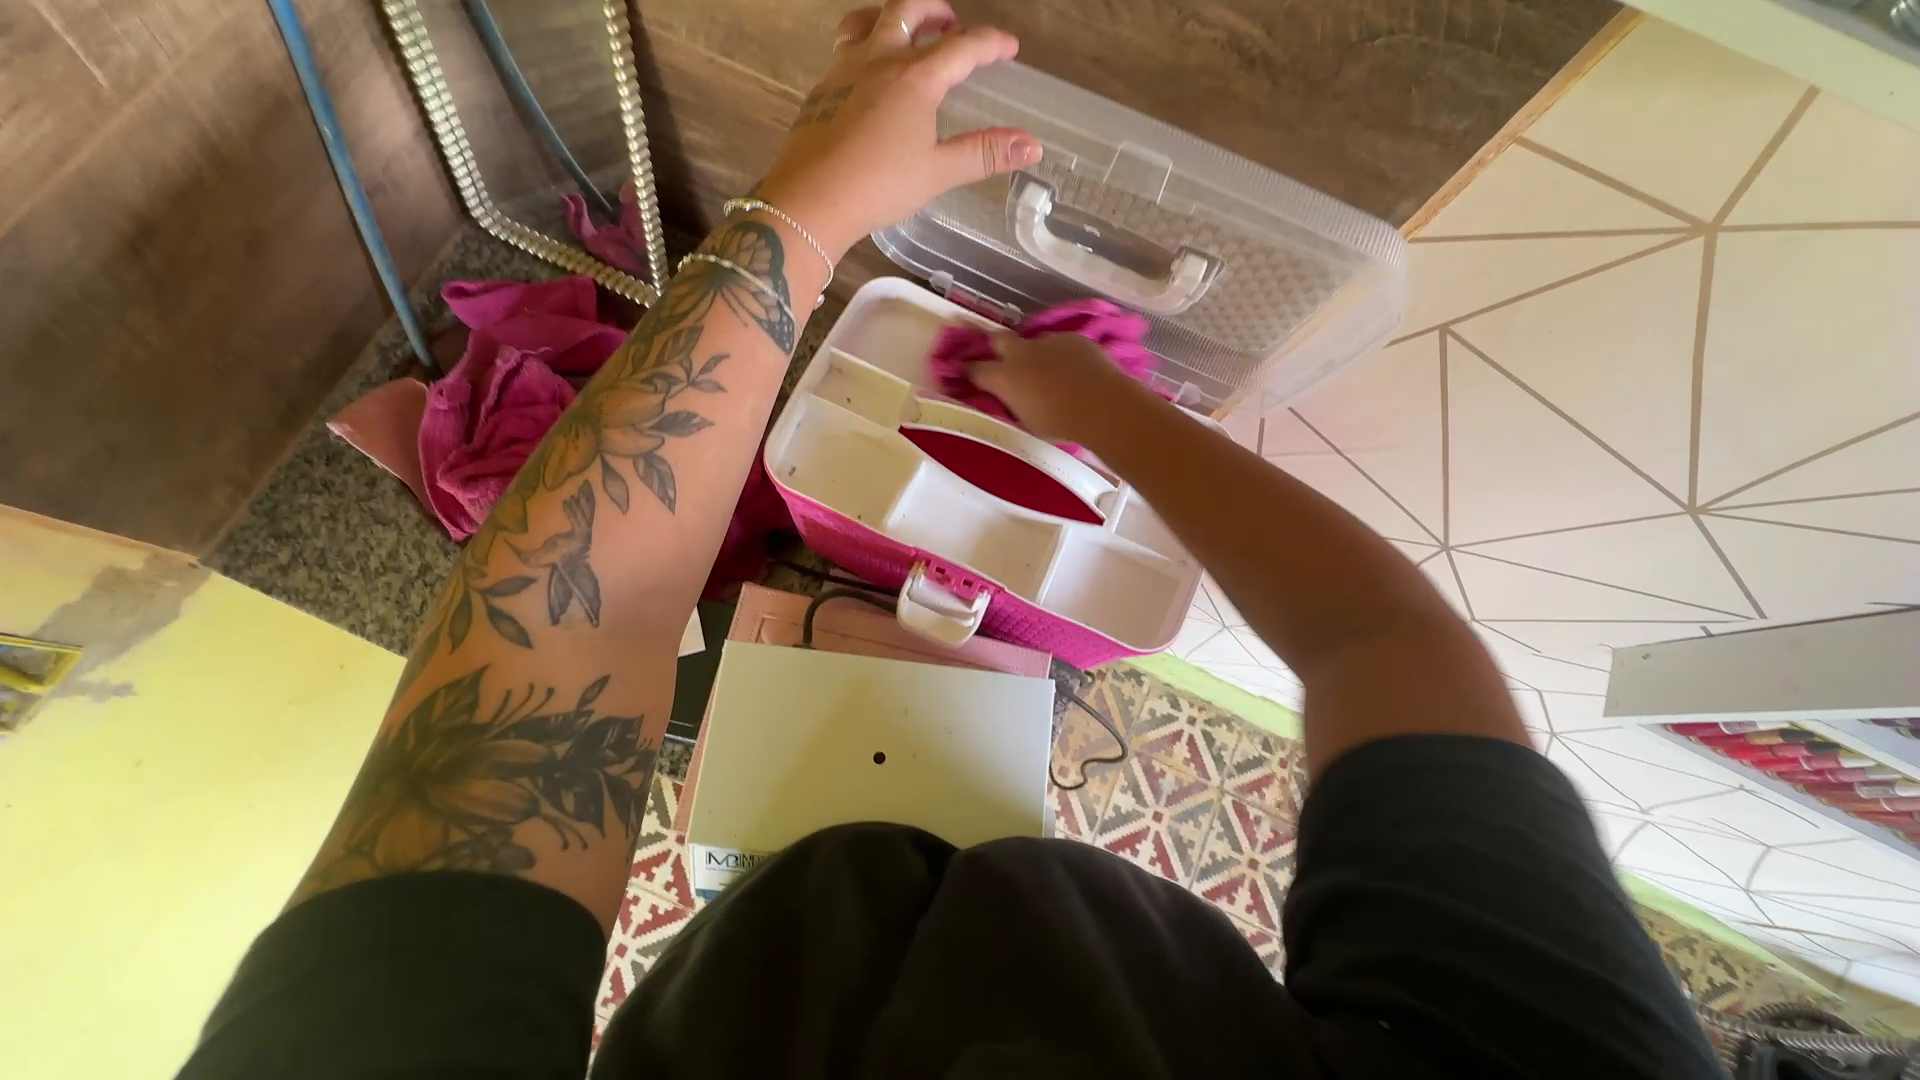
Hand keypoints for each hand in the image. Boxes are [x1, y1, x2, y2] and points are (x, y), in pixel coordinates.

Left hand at [754, 0, 1040, 258]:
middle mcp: (878, 60)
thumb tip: (1032, 145)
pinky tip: (868, 75)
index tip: (1008, 48)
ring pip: (866, 20)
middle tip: (953, 23)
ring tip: (905, 30)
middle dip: (936, 10)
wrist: (811, 200)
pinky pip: (844, 49)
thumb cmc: (878, 186)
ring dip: (891, 16)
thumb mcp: (937, 172)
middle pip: (908, 10)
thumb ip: (983, 154)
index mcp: (914, 77)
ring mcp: (843, 71)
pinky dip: (863, 45)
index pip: (961, 47)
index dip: (990, 44)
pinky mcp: (821, 91)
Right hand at [967, 333, 1150, 444]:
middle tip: (1000, 361)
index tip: (966, 374)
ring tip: (1046, 372)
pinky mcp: (1073, 338)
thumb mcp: (1026, 421)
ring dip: (1033, 354)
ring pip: (1032, 343)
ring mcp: (1048, 342)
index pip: (974, 369)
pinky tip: (1072, 371)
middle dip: (995, 347)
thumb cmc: (1059, 423)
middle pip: (997, 339)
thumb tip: (1008, 399)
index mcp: (1003, 377)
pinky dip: (1060, 356)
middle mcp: (1020, 353)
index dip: (968, 371)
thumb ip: (1013, 405)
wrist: (1102, 405)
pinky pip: (1059, 345)